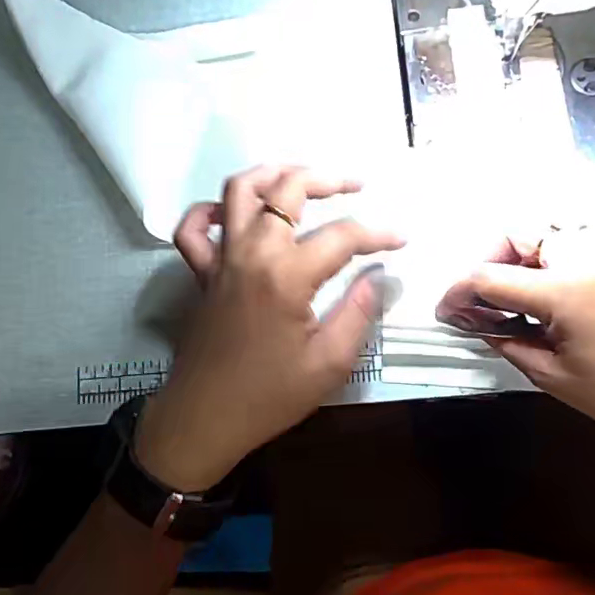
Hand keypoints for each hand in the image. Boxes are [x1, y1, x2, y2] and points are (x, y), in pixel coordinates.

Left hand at [134, 166, 404, 491]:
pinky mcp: (201, 274)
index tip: (400, 241)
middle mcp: (251, 254)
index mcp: (287, 276)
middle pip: (286, 190)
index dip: (377, 234)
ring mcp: (220, 260)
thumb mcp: (330, 362)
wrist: (205, 419)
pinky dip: (210, 210)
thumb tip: (381, 276)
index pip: (341, 236)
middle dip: (326, 179)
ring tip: (300, 176)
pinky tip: (233, 213)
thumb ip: (359, 312)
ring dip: (272, 174)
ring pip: (237, 191)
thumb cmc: (271, 395)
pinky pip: (194, 229)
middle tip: (355, 185)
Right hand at [437, 231, 594, 500]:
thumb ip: (510, 341)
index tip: (450, 308)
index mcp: (568, 292)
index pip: (491, 275)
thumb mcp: (556, 378)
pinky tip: (577, 286)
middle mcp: (594, 252)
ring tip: (535, 290)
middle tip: (493, 296)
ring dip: (534, 252)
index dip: (459, 291)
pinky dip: (573, 254)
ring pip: (560, 227)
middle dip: (497, 259)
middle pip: (523, 231)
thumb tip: (480, 321)